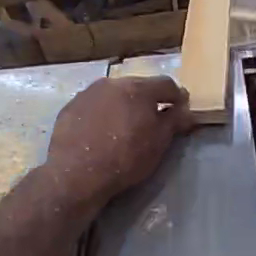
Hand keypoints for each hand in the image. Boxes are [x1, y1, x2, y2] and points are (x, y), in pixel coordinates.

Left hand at [42, 76, 192, 207]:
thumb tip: (185, 110)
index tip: (180, 110)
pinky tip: (100, 133)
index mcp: (139, 88)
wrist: (77, 173)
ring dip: (123, 105)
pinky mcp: (71, 106)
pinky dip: (102, 114)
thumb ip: (174, 121)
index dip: (177, 97)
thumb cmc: (125, 158)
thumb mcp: (158, 144)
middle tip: (151, 120)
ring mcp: (88, 92)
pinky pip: (94, 105)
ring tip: (123, 127)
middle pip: (138, 86)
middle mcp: (113, 82)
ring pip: (114, 94)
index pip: (167, 84)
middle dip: (148, 100)